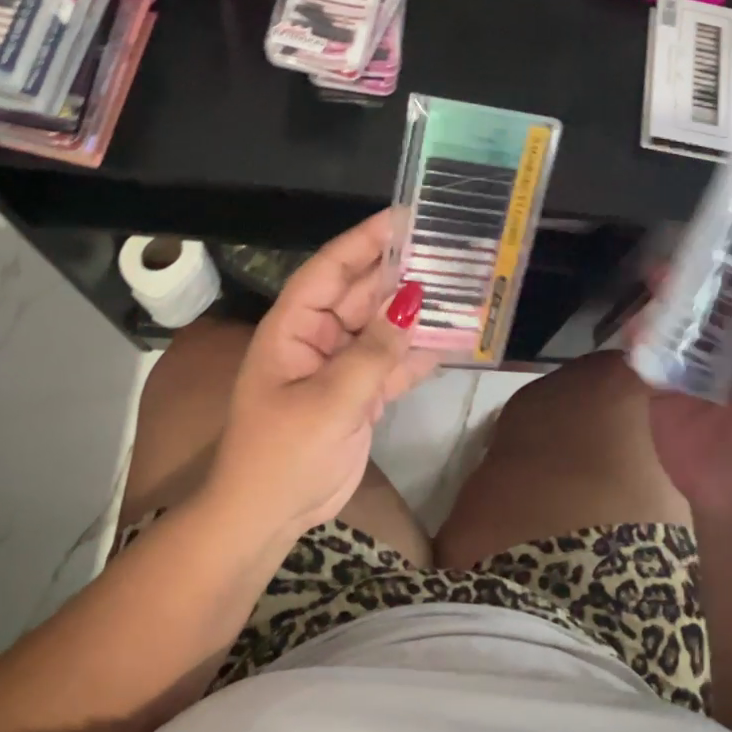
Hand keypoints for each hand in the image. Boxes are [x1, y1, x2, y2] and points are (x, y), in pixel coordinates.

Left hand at [208, 211, 436, 532]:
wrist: (268, 514)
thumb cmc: (283, 452)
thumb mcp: (328, 400)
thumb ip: (374, 352)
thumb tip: (412, 302)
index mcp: (293, 327)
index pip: (330, 270)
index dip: (364, 241)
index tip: (406, 217)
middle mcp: (317, 338)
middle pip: (362, 295)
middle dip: (402, 273)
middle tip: (451, 250)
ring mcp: (339, 367)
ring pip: (382, 329)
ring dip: (417, 313)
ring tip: (462, 287)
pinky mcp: (358, 396)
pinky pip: (392, 365)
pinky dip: (419, 355)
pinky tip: (453, 339)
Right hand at [647, 275, 731, 516]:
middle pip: (721, 292)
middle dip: (707, 268)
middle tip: (692, 246)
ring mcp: (700, 361)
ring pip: (684, 314)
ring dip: (672, 293)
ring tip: (660, 277)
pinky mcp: (665, 382)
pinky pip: (652, 350)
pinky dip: (642, 333)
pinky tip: (638, 325)